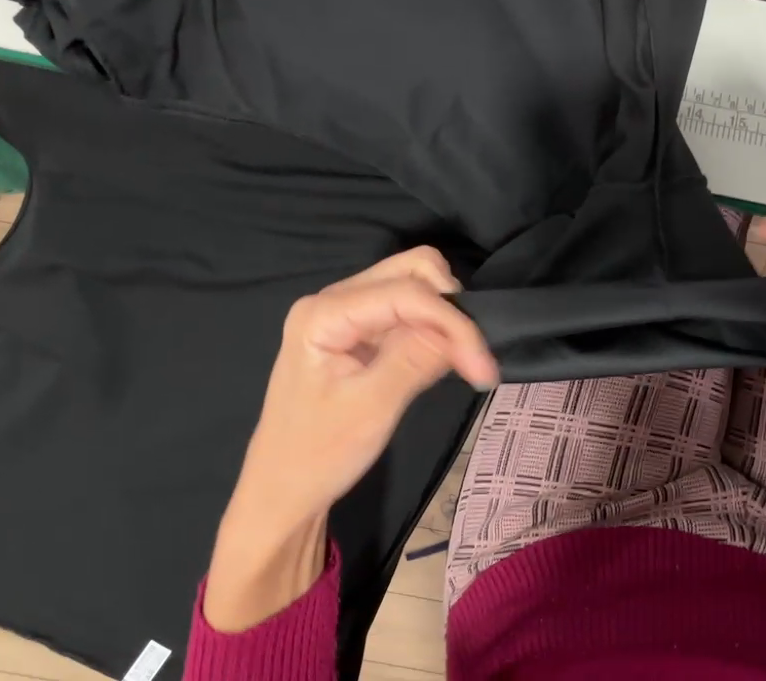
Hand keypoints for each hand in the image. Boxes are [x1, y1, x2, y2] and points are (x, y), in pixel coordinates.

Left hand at [204, 248, 498, 631]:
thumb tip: (463, 330)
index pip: (406, 293)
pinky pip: (408, 310)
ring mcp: (347, 313)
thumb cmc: (317, 455)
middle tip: (472, 357)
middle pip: (412, 271)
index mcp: (324, 313)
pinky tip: (445, 360)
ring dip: (445, 317)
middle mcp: (334, 300)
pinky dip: (434, 328)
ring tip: (462, 362)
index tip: (483, 366)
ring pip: (415, 285)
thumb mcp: (371, 409)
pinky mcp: (361, 330)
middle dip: (449, 309)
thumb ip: (415, 359)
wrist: (282, 493)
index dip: (451, 321)